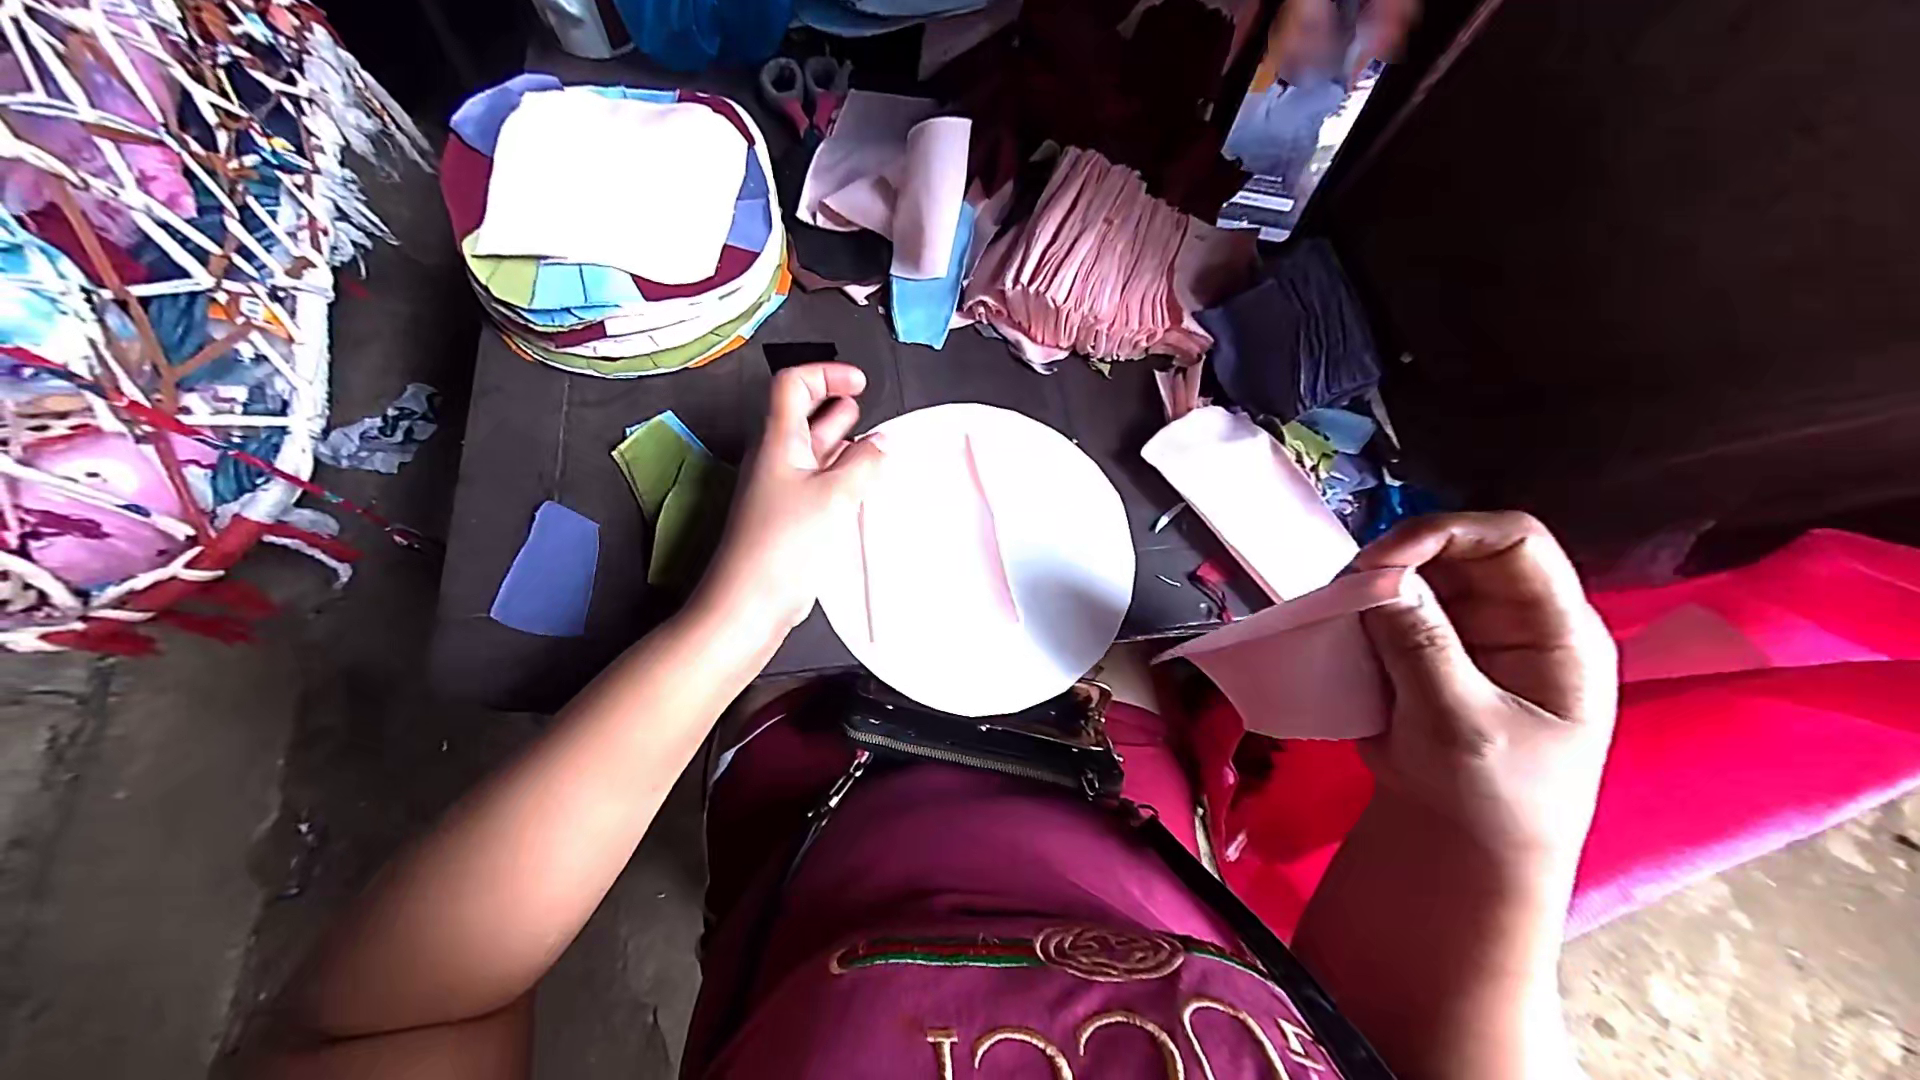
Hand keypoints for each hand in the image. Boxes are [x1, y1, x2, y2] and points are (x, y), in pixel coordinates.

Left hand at [689, 363, 884, 647]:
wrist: (750, 601)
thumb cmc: (780, 546)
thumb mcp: (835, 495)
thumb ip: (864, 463)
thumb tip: (881, 444)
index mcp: (779, 441)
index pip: (793, 384)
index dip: (825, 373)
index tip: (858, 382)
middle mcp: (776, 460)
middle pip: (803, 414)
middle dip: (835, 404)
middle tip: (862, 402)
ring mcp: (781, 488)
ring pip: (813, 450)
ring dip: (841, 440)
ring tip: (869, 440)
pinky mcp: (790, 516)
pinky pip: (816, 482)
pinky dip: (840, 475)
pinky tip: (859, 484)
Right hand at [1351, 512, 1618, 881]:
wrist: (1460, 840)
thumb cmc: (1489, 795)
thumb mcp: (1462, 726)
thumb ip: (1423, 650)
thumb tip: (1380, 581)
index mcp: (1556, 631)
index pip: (1515, 542)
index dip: (1448, 533)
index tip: (1381, 561)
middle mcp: (1511, 617)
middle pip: (1457, 550)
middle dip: (1399, 558)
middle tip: (1345, 588)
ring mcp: (1464, 631)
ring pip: (1415, 574)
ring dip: (1371, 586)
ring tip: (1336, 613)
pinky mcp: (1422, 646)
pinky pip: (1387, 606)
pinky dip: (1358, 609)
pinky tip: (1338, 630)